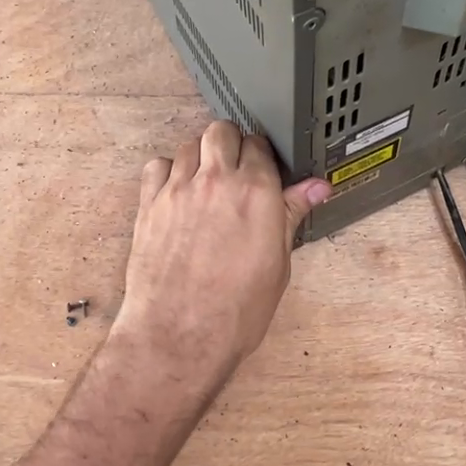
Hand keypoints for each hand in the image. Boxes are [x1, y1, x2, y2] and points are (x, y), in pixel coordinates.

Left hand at [111, 122, 330, 396]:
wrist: (180, 335)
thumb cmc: (234, 310)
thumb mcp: (278, 262)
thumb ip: (291, 214)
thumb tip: (315, 188)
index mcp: (256, 191)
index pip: (259, 144)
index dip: (262, 155)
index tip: (263, 167)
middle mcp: (216, 181)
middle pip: (221, 131)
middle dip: (230, 143)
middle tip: (235, 166)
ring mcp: (179, 189)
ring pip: (189, 144)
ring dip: (201, 155)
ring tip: (207, 180)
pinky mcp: (150, 204)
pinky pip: (157, 166)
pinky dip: (168, 171)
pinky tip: (177, 192)